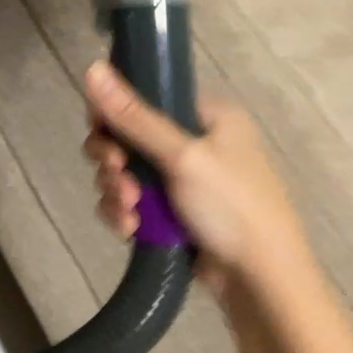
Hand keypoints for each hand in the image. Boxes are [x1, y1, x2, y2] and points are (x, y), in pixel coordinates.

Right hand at [81, 61, 307, 292]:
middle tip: (118, 177)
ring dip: (117, 191)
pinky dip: (124, 213)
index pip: (143, 98)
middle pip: (125, 136)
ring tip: (130, 213)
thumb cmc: (233, 209)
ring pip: (123, 171)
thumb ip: (133, 116)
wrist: (261, 284)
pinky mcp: (170, 211)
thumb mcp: (182, 157)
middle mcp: (194, 142)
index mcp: (207, 117)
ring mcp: (182, 179)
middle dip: (113, 162)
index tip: (102, 135)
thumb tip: (91, 68)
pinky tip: (129, 229)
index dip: (113, 115)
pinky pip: (130, 201)